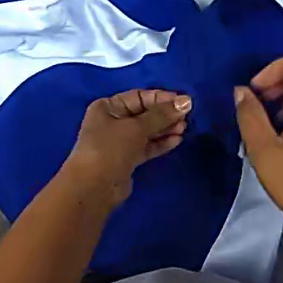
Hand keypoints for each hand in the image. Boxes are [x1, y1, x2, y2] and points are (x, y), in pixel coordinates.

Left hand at [60, 89, 191, 204]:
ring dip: (165, 128)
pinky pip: (147, 146)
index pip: (138, 96)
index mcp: (107, 107)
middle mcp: (112, 121)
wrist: (95, 186)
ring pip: (147, 130)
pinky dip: (161, 143)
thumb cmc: (111, 148)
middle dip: (165, 114)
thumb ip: (161, 115)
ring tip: (184, 128)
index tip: (184, 102)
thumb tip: (186, 101)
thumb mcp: (136, 127)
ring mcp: (120, 141)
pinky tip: (177, 140)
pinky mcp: (127, 158)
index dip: (161, 98)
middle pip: (144, 113)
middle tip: (187, 117)